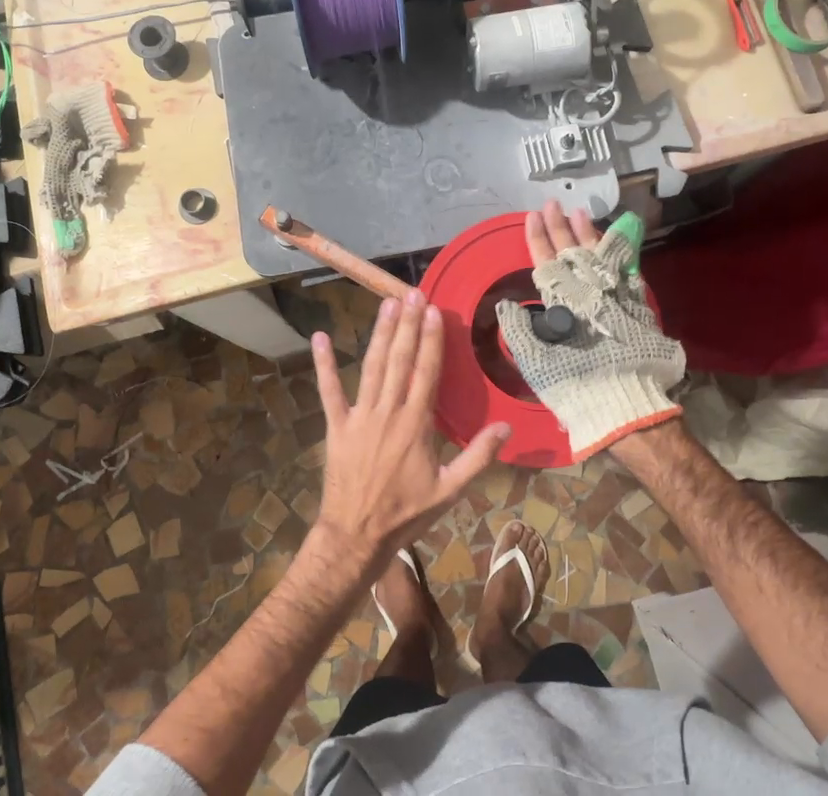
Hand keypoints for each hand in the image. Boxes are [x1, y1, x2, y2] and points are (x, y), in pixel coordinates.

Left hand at [311, 290, 509, 575]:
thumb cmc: (406, 513)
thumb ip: (478, 457)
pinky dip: (324, 365)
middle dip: (407, 325)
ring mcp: (358, 417)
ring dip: (379, 334)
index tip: (434, 311)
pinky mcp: (336, 427)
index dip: (430, 339)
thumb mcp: (450, 491)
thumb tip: (507, 427)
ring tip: (387, 304)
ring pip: (370, 367)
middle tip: (413, 293)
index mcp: (416, 424)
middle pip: (399, 360)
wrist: (356, 536)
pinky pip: (328, 391)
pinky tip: (320, 338)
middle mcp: (387, 412)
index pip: (426, 372)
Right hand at [497, 201, 686, 461]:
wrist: (622, 402)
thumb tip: (508, 305)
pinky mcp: (637, 308)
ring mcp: (616, 297)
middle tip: (552, 205)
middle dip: (559, 227)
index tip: (531, 217)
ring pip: (601, 256)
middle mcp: (589, 293)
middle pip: (572, 253)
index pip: (546, 262)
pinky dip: (619, 257)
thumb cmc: (573, 385)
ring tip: (580, 214)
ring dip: (588, 234)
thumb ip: (520, 330)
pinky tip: (615, 245)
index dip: (537, 239)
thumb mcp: (535, 362)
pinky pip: (626, 274)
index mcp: (562, 304)